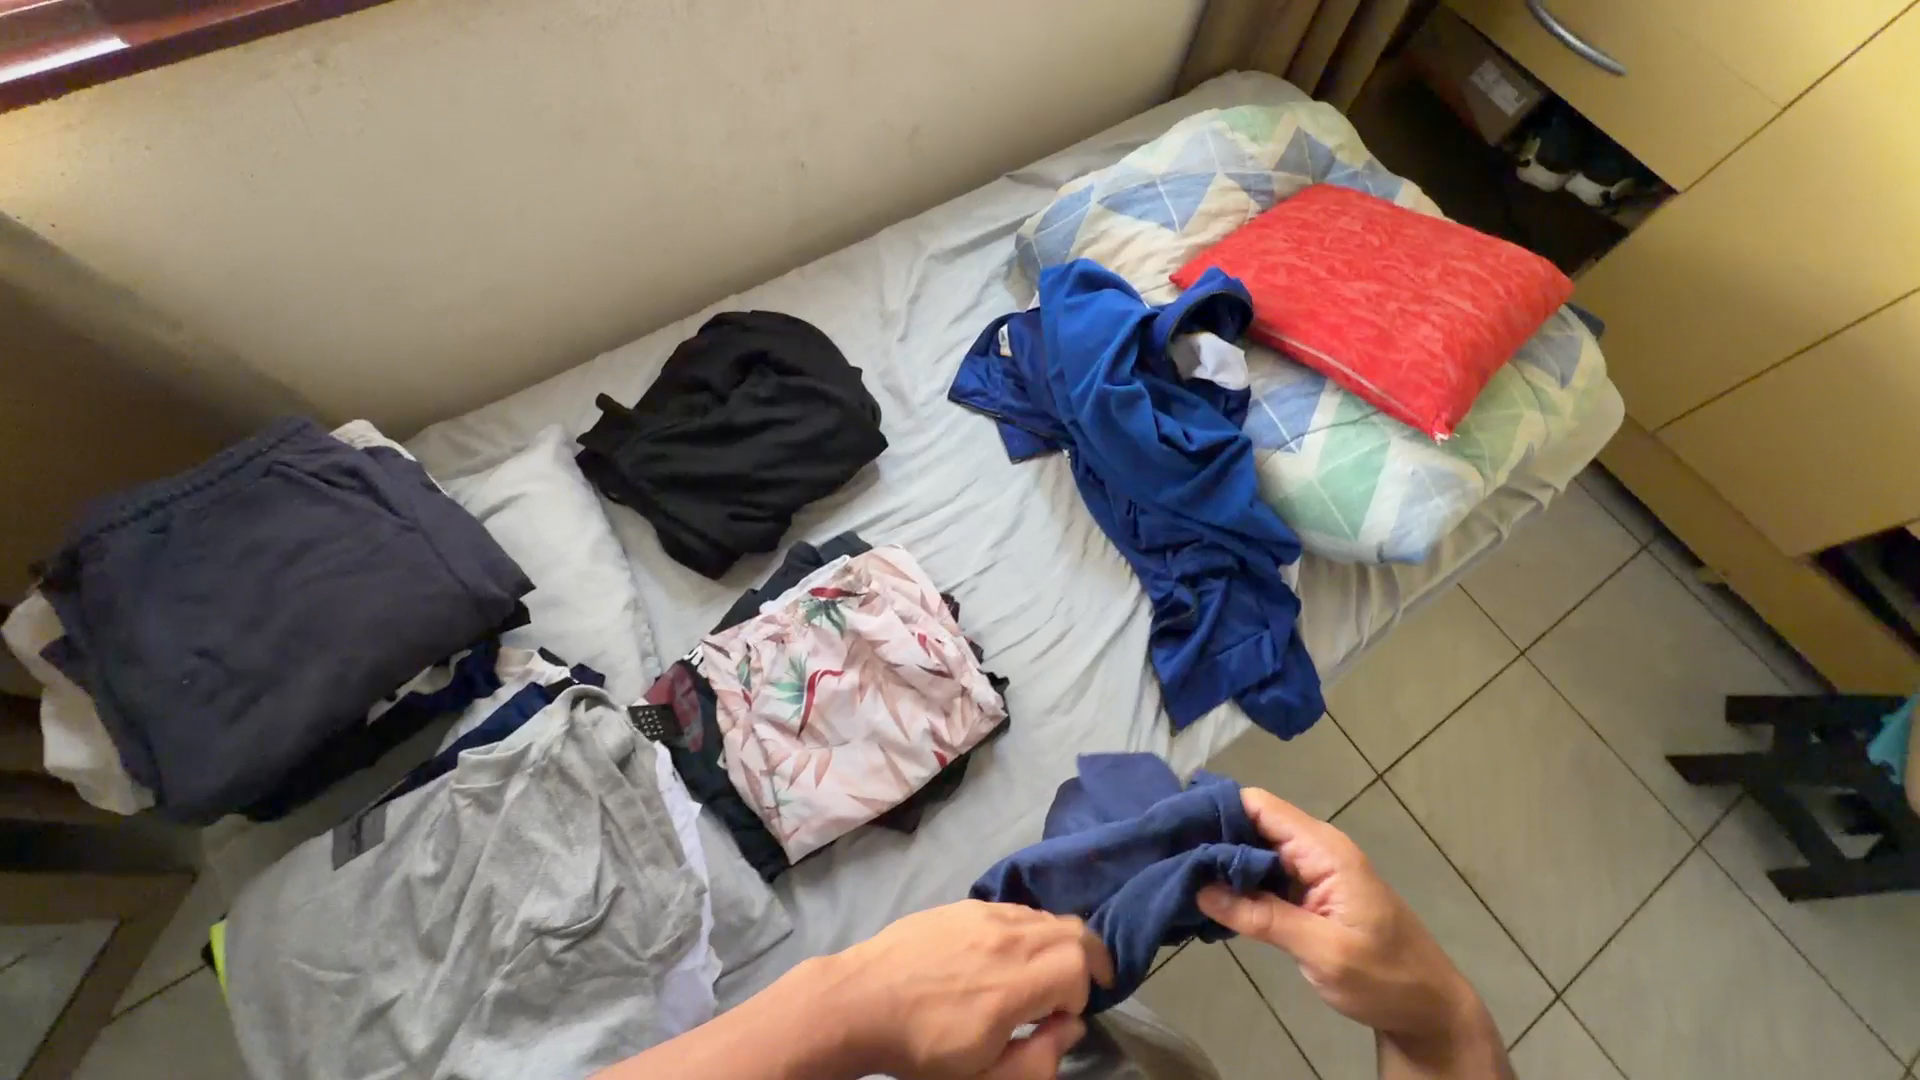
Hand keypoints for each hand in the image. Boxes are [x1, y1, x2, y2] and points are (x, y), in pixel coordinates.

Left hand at [816, 900, 1115, 1079]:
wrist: (862, 1000)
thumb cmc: (922, 1048)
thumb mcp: (984, 1078)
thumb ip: (1039, 1059)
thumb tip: (1069, 1026)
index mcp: (1013, 980)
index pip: (1080, 964)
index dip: (1083, 994)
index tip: (1061, 1019)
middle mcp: (1006, 935)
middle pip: (1073, 929)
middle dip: (1087, 958)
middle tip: (1080, 988)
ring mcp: (983, 913)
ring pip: (1045, 915)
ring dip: (1057, 942)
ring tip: (1042, 974)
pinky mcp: (964, 905)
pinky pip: (1014, 909)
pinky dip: (1028, 929)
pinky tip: (1007, 955)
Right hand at [1196, 789, 1477, 1041]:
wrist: (1432, 1012)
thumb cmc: (1386, 978)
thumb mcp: (1324, 952)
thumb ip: (1262, 917)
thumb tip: (1201, 888)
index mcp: (1323, 850)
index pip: (1258, 805)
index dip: (1216, 809)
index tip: (1175, 827)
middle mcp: (1315, 849)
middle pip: (1251, 822)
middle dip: (1210, 834)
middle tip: (1166, 851)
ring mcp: (1311, 870)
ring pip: (1253, 847)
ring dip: (1220, 859)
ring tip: (1176, 868)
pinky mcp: (1307, 892)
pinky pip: (1263, 872)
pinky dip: (1236, 880)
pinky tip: (1206, 893)